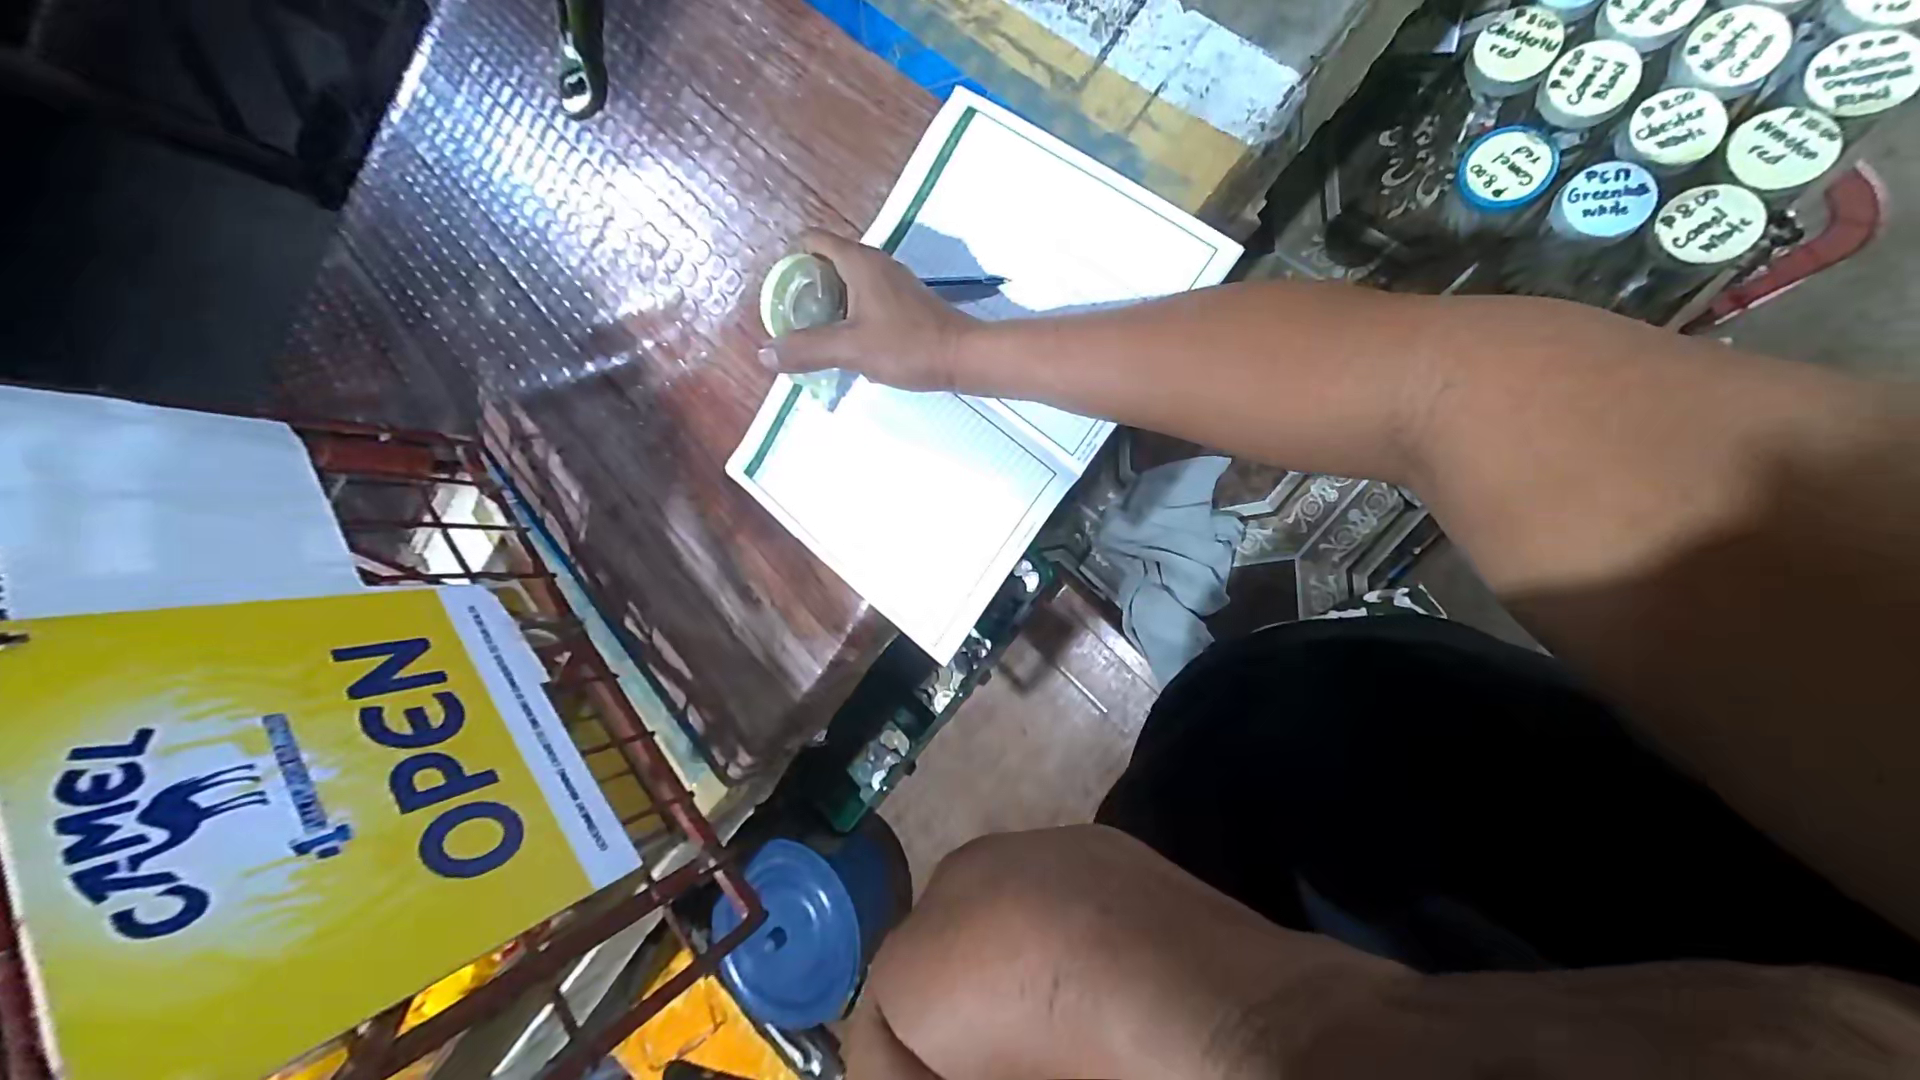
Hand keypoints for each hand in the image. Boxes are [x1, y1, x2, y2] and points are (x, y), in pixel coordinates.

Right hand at [757, 229, 978, 391]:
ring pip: (847, 285)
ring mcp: (892, 283)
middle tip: (791, 319)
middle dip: (805, 288)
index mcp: (859, 261)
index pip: (812, 240)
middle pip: (827, 263)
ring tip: (814, 335)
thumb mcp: (852, 348)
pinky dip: (849, 316)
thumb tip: (764, 353)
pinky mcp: (903, 304)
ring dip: (827, 305)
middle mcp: (875, 264)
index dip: (789, 260)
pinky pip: (864, 301)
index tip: (778, 292)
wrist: (963, 356)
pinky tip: (847, 344)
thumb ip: (808, 349)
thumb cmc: (908, 346)